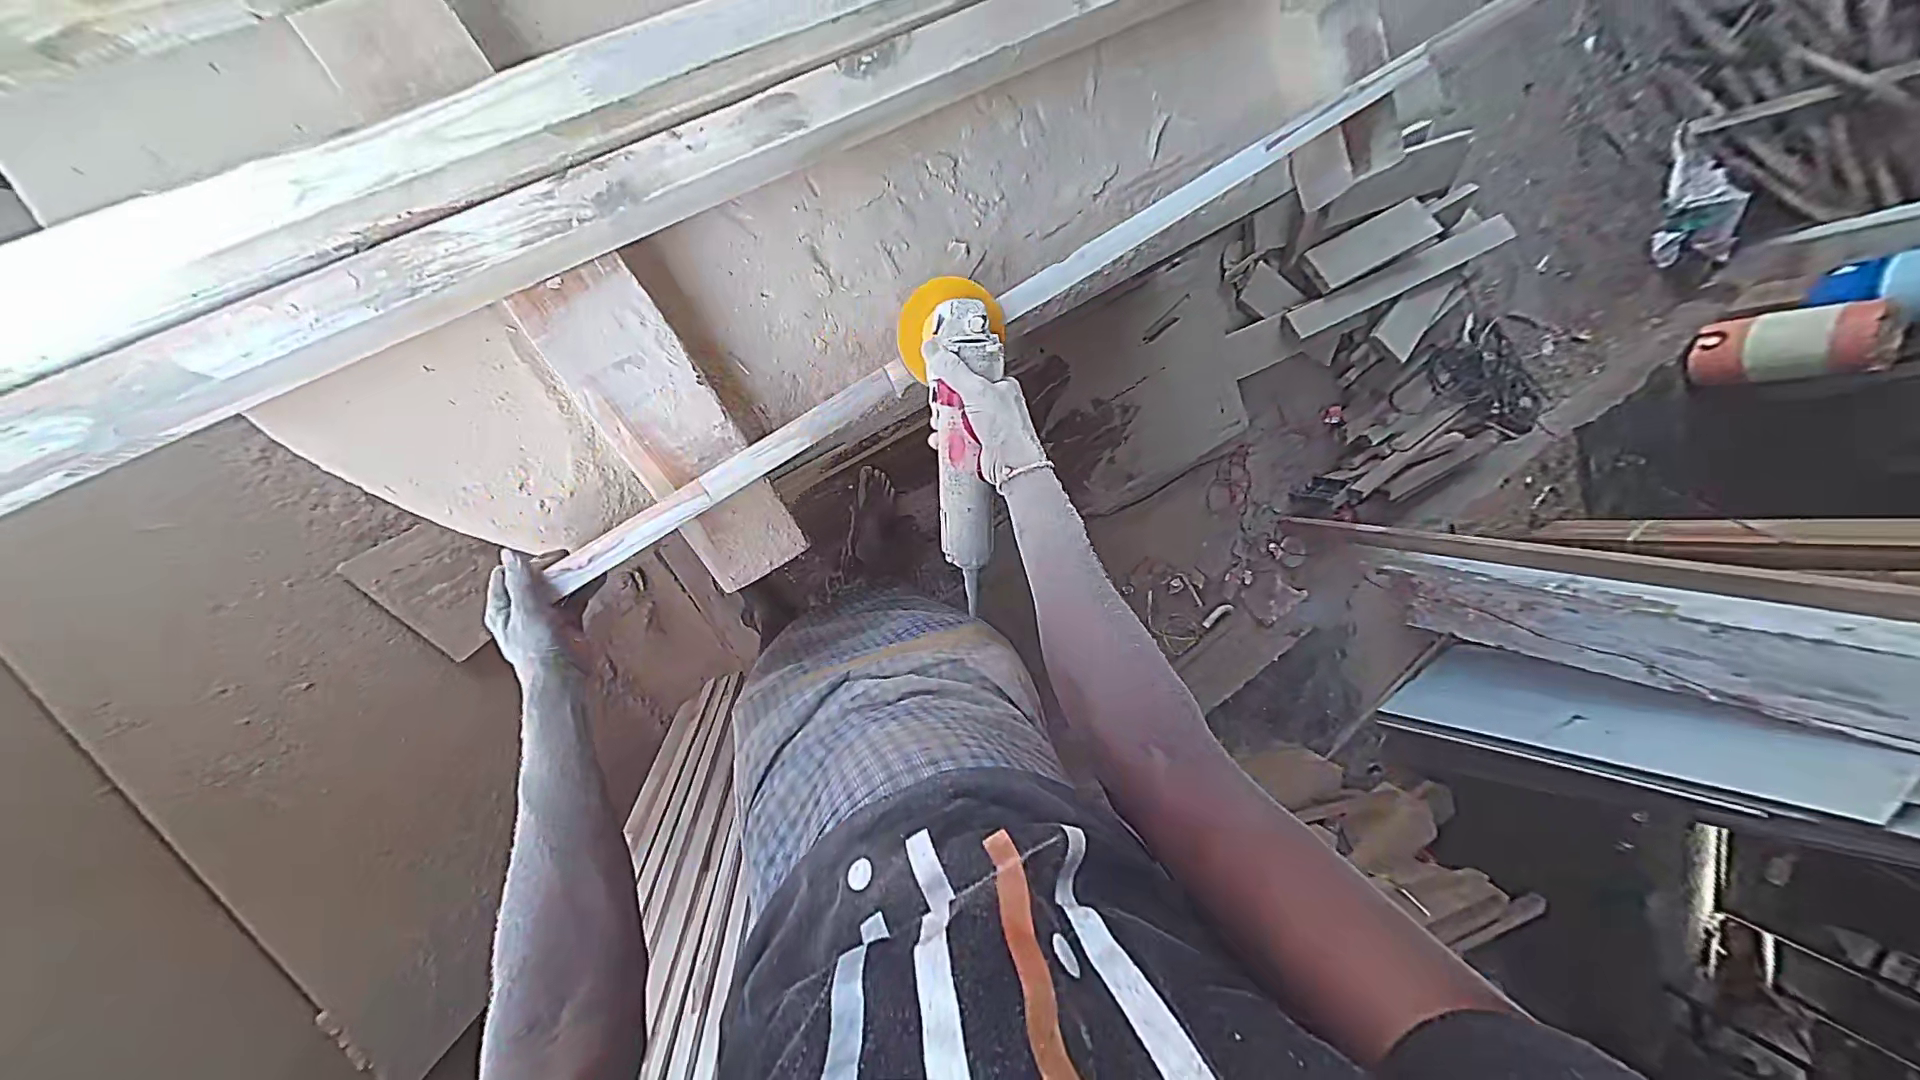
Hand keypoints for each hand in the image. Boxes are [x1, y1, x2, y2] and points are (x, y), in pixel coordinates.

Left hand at [486, 549, 593, 682]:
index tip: (547, 559)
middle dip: (551, 568)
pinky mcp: (568, 622)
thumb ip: (520, 582)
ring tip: (583, 564)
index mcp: (503, 609)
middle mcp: (523, 611)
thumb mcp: (526, 610)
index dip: (525, 564)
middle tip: (567, 560)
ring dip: (570, 576)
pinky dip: (586, 587)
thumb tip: (509, 554)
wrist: (562, 677)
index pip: (508, 575)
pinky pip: (577, 599)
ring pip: (558, 588)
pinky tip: (596, 578)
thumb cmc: (536, 651)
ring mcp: (546, 617)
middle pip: (535, 579)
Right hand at [924, 343, 1048, 488]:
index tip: (940, 379)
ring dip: (944, 423)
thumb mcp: (976, 391)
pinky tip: (945, 441)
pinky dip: (948, 440)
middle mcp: (995, 406)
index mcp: (1001, 386)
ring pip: (956, 419)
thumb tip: (934, 349)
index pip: (971, 372)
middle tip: (940, 407)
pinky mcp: (979, 445)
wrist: (1012, 466)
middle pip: (959, 397)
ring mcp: (987, 427)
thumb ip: (953, 370)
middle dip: (945, 404)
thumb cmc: (1007, 430)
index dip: (952, 376)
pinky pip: (957, 438)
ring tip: (941, 425)